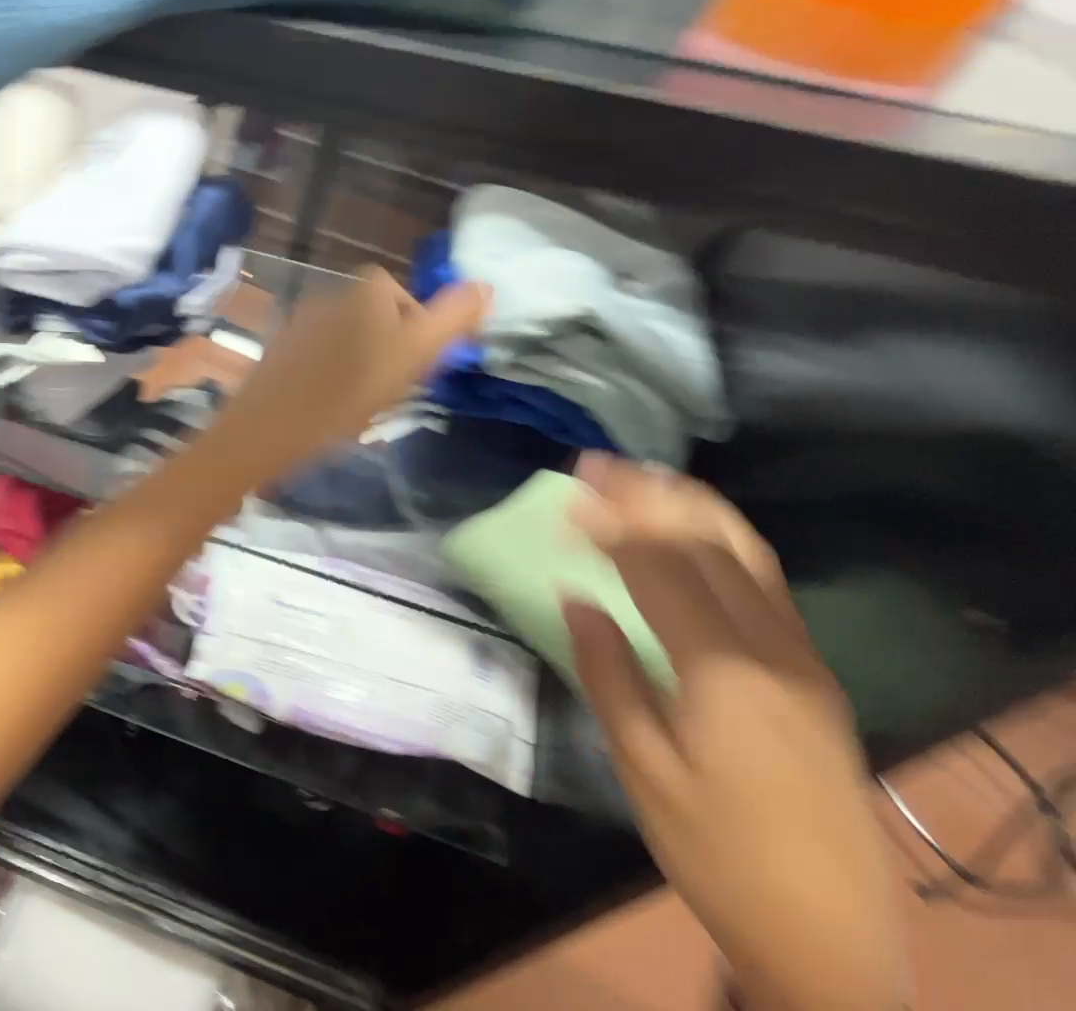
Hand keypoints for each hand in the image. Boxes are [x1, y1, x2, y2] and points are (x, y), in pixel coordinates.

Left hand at [203, 267, 485, 486]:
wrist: (267, 429)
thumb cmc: (346, 394)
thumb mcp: (412, 357)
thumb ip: (451, 320)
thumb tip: (486, 287)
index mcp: (368, 288)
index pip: (411, 303)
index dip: (420, 339)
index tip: (417, 373)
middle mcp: (333, 293)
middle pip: (380, 322)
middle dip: (392, 353)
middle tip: (392, 393)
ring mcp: (302, 321)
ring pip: (351, 341)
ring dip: (362, 368)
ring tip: (361, 405)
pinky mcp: (280, 350)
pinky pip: (321, 360)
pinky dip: (331, 378)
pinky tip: (329, 409)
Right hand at [563, 456, 906, 1010]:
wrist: (821, 923)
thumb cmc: (710, 846)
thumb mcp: (640, 766)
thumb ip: (609, 674)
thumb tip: (577, 599)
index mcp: (723, 669)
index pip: (659, 569)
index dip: (611, 525)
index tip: (566, 494)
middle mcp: (773, 647)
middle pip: (710, 546)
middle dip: (651, 497)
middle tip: (598, 465)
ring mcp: (802, 658)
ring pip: (749, 557)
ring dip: (694, 510)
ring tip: (645, 480)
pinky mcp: (812, 673)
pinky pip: (767, 586)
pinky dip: (725, 544)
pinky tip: (696, 538)